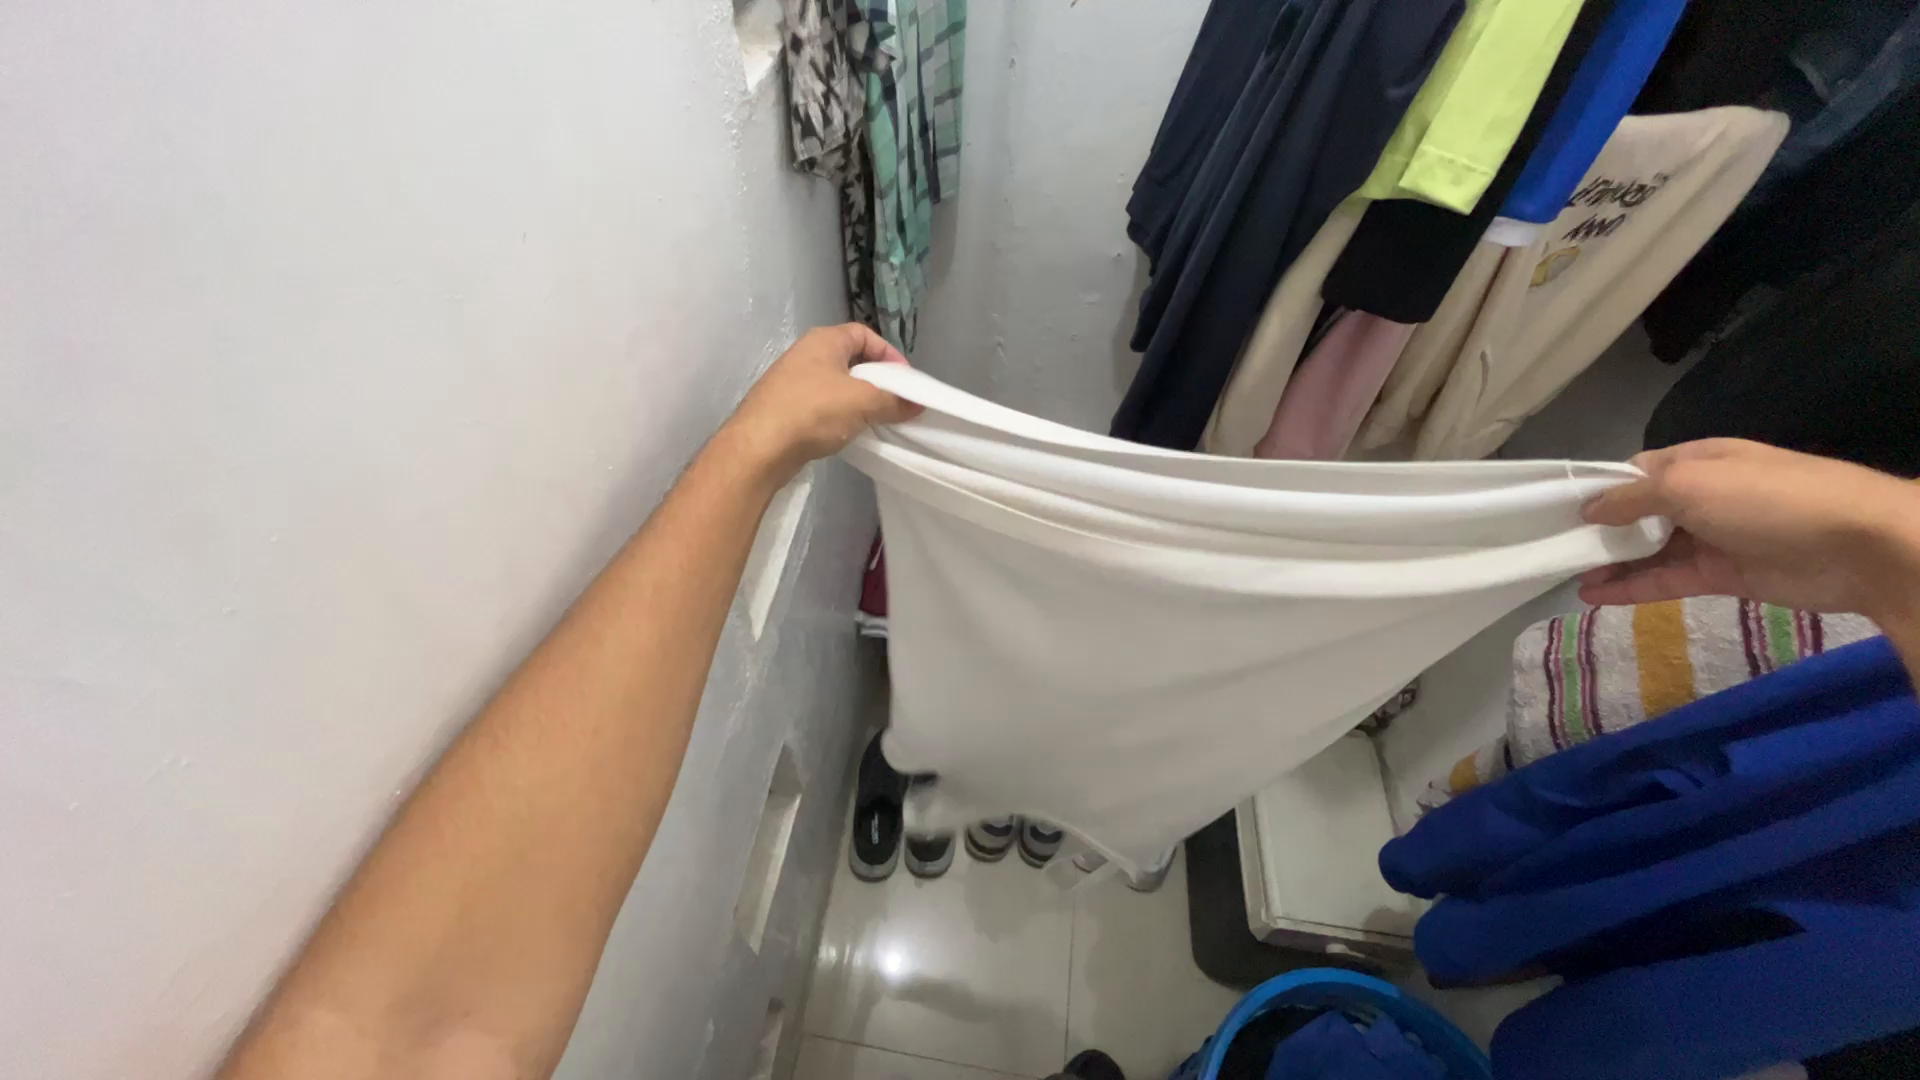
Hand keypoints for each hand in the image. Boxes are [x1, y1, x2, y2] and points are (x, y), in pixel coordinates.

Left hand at [720, 324, 922, 481]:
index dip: (889, 354)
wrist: (760, 447)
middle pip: (851, 359)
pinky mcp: (785, 408)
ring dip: (858, 399)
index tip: (905, 379)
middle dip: (876, 379)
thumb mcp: (863, 403)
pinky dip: (840, 414)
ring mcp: (792, 381)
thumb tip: (918, 403)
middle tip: (895, 401)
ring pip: (837, 384)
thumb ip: (894, 401)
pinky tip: (848, 432)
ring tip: (875, 419)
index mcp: (824, 340)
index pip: (864, 334)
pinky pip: (822, 405)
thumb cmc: (813, 412)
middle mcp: (806, 354)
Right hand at [1579, 439, 1919, 624]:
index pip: (1633, 473)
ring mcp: (1712, 538)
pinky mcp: (1720, 575)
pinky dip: (1627, 587)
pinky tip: (1591, 595)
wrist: (1865, 549)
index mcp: (1698, 463)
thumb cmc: (1769, 500)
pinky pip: (1662, 580)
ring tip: (1563, 573)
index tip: (1555, 508)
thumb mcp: (1689, 483)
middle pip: (1635, 514)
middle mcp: (1702, 498)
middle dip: (1594, 528)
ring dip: (1606, 561)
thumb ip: (1630, 497)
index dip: (1596, 489)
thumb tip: (1587, 510)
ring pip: (1645, 550)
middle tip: (1549, 544)